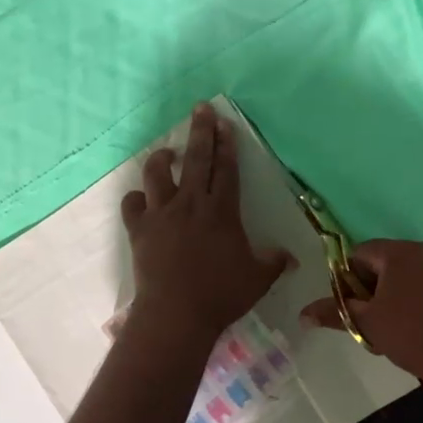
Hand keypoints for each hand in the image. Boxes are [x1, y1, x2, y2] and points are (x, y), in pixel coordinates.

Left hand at [123, 103, 293, 340]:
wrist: (177, 313)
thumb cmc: (221, 294)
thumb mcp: (258, 279)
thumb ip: (273, 262)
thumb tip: (290, 257)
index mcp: (221, 211)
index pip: (227, 169)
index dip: (227, 144)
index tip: (225, 123)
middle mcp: (191, 203)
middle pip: (197, 159)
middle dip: (200, 131)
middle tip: (200, 108)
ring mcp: (161, 214)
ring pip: (157, 174)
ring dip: (162, 158)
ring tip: (167, 151)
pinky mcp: (139, 229)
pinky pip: (132, 204)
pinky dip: (136, 199)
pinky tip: (141, 199)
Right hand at [302, 238, 422, 388]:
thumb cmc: (413, 336)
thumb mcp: (368, 325)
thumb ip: (334, 312)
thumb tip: (302, 314)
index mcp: (400, 251)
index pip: (361, 253)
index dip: (351, 279)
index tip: (355, 306)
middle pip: (387, 261)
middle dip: (375, 286)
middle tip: (375, 318)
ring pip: (412, 272)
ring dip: (399, 291)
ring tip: (399, 325)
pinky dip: (422, 296)